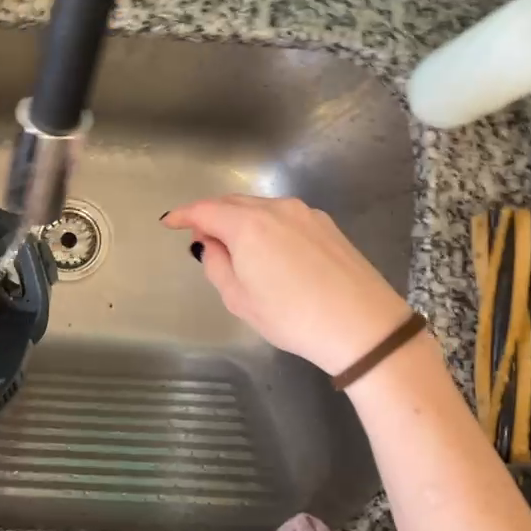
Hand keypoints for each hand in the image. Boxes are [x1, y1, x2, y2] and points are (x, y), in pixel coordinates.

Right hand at [163, 196, 413, 376]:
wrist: (361, 326)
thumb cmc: (291, 317)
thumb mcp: (239, 299)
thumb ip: (216, 265)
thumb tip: (211, 245)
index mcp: (248, 225)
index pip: (205, 211)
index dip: (183, 216)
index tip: (169, 222)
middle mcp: (277, 209)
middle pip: (233, 203)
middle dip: (210, 215)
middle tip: (198, 237)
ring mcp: (306, 214)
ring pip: (260, 208)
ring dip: (238, 220)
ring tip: (231, 246)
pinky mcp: (326, 226)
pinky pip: (282, 217)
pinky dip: (263, 226)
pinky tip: (265, 250)